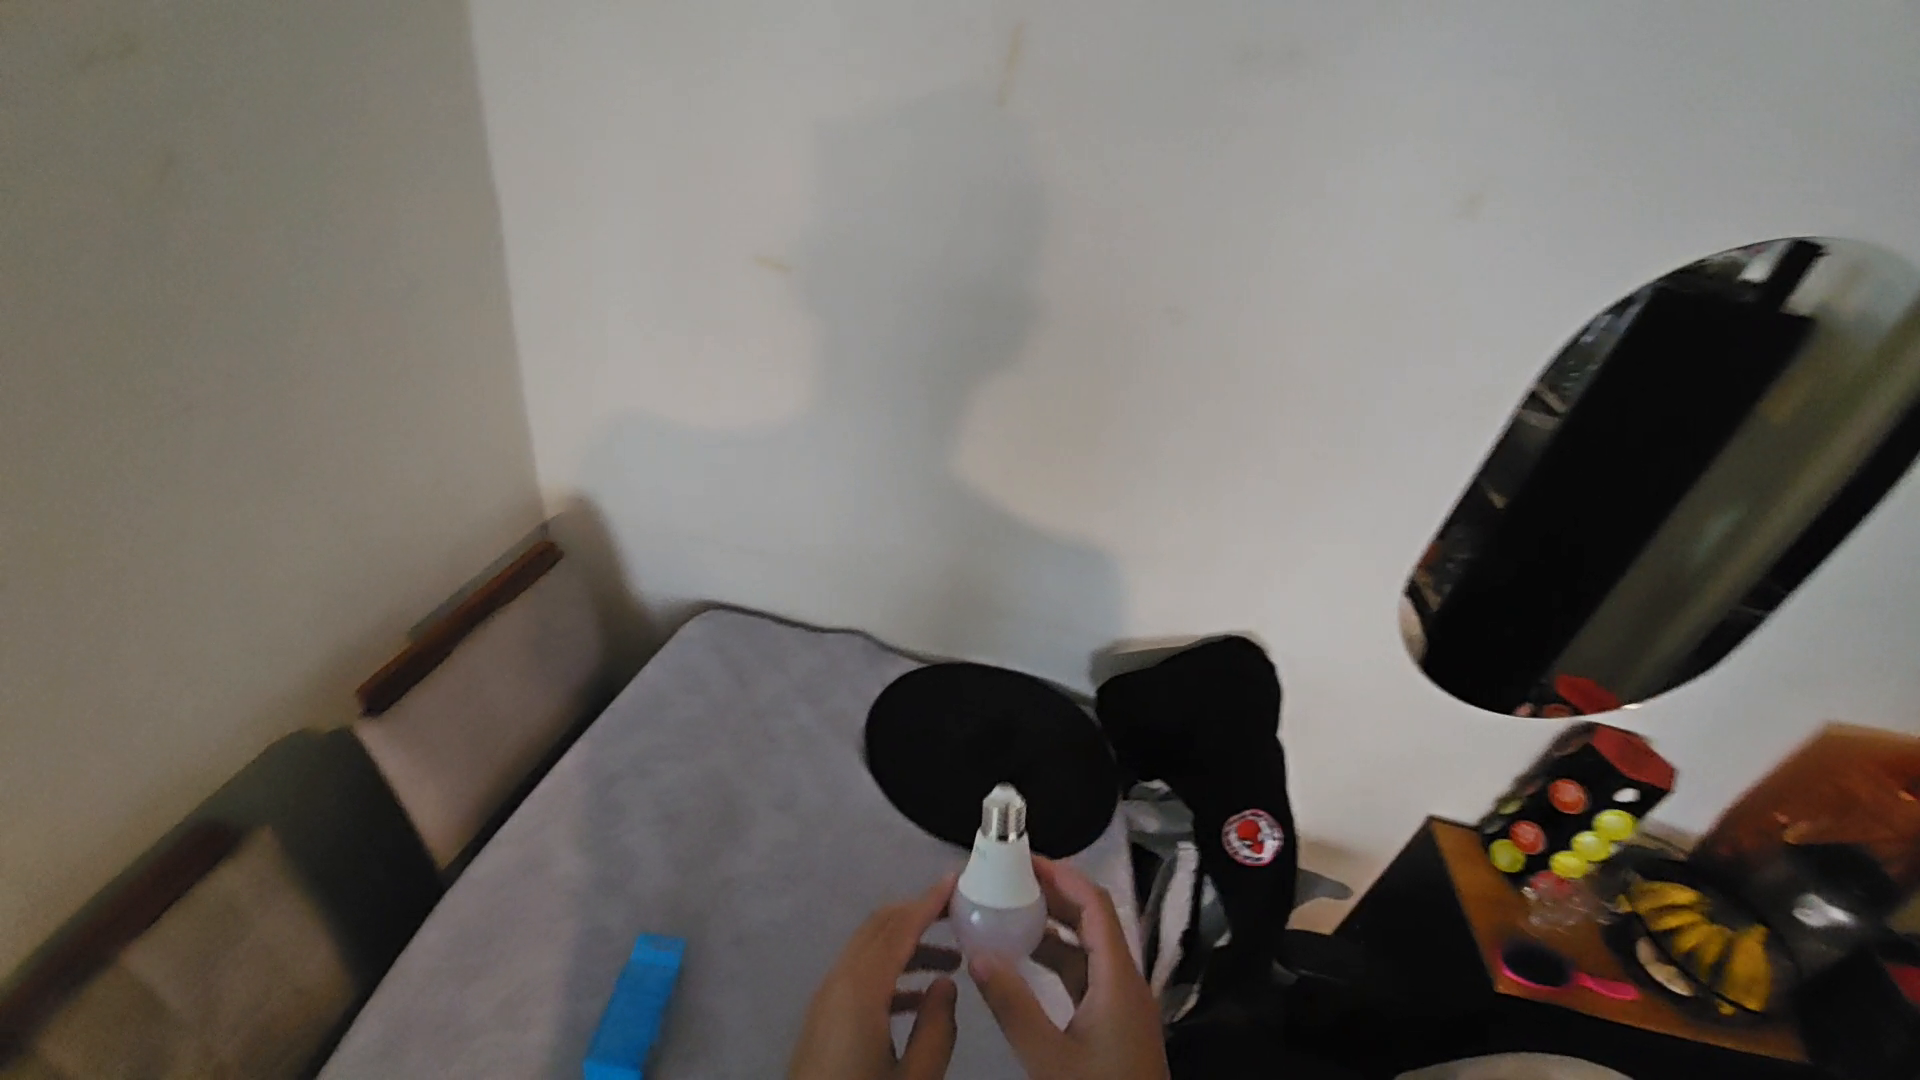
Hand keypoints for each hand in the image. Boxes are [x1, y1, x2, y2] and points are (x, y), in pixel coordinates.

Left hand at [788, 876, 962, 1079]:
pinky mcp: (823, 1018)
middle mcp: (839, 981)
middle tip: (960, 913)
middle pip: (880, 927)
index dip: (930, 901)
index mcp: (861, 989)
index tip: (958, 880)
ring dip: (908, 943)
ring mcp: (826, 998)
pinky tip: (920, 995)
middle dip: (919, 913)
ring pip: (870, 949)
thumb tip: (945, 984)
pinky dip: (891, 968)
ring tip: (952, 959)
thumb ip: (937, 1028)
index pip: (900, 927)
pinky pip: (860, 974)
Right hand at [970, 857, 1169, 1079]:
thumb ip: (1013, 1005)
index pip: (1094, 905)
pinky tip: (1024, 959)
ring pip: (1087, 947)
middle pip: (1092, 920)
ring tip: (1010, 909)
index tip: (1024, 860)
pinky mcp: (1113, 1022)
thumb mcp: (1049, 1060)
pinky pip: (1084, 973)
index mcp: (1118, 977)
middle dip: (1054, 894)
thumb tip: (976, 953)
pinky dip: (1056, 958)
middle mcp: (1124, 980)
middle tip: (1010, 879)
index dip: (1062, 876)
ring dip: (1053, 926)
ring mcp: (1121, 1002)